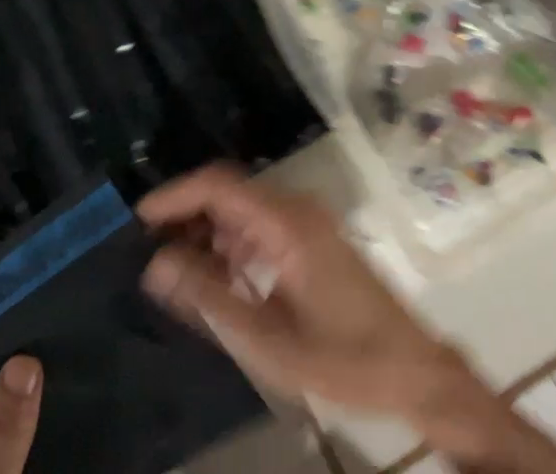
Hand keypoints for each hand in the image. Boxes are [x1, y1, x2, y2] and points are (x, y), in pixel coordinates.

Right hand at [138, 166, 555, 473]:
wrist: (417, 371)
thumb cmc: (344, 358)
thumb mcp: (268, 337)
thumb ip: (209, 296)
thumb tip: (156, 264)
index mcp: (287, 224)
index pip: (218, 184)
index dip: (175, 195)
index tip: (138, 220)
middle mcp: (298, 210)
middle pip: (228, 192)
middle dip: (187, 216)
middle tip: (151, 252)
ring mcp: (310, 223)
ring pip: (244, 210)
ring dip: (209, 233)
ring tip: (177, 271)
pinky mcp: (316, 240)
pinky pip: (262, 226)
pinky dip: (234, 245)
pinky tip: (220, 281)